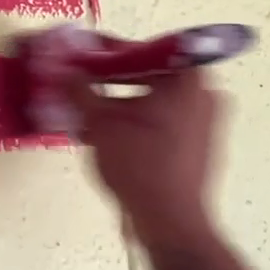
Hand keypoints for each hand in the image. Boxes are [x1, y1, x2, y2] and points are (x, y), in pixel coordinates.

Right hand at [61, 64, 221, 243]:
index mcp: (189, 79)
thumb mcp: (99, 122)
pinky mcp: (198, 148)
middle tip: (80, 82)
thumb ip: (78, 89)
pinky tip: (105, 135)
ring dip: (119, 103)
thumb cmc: (139, 165)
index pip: (143, 49)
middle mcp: (206, 94)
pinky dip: (134, 122)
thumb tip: (63, 69)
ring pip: (153, 101)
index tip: (80, 53)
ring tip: (86, 112)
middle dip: (110, 79)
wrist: (168, 220)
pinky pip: (161, 123)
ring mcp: (206, 123)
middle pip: (149, 75)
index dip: (106, 50)